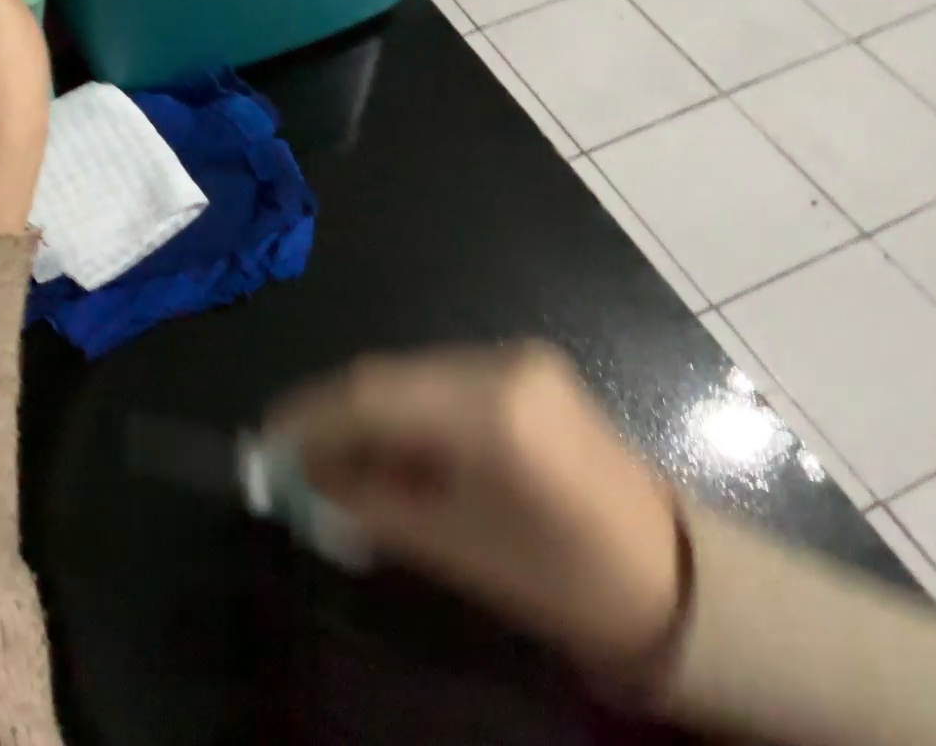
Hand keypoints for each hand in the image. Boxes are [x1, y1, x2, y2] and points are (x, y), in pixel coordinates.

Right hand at [270, 342, 682, 673]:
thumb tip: (300, 477)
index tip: (264, 446)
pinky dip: (401, 409)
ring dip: (363, 412)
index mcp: (491, 410)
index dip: (306, 419)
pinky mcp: (526, 368)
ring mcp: (518, 359)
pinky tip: (385, 444)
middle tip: (290, 453)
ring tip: (333, 456)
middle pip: (384, 377)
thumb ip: (364, 500)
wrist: (671, 576)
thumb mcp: (449, 544)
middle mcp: (502, 364)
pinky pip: (439, 379)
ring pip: (407, 375)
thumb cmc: (559, 576)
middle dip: (329, 414)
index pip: (369, 397)